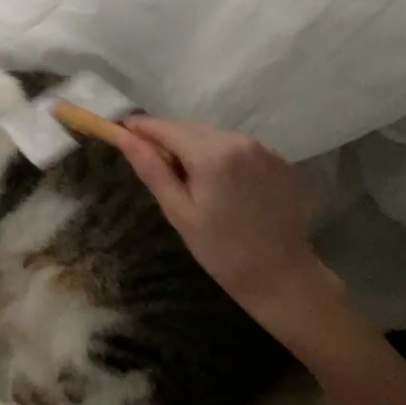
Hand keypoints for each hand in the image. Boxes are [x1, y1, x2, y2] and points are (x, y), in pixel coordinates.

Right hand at [115, 117, 339, 314]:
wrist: (282, 277)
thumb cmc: (222, 251)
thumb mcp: (179, 212)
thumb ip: (152, 169)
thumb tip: (124, 136)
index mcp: (212, 154)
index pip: (166, 127)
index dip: (142, 128)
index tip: (122, 131)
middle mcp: (239, 141)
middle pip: (191, 128)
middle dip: (170, 140)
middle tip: (156, 166)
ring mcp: (264, 149)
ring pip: (215, 136)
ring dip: (197, 148)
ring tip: (192, 180)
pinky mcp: (280, 160)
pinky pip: (239, 147)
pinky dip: (223, 156)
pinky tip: (223, 185)